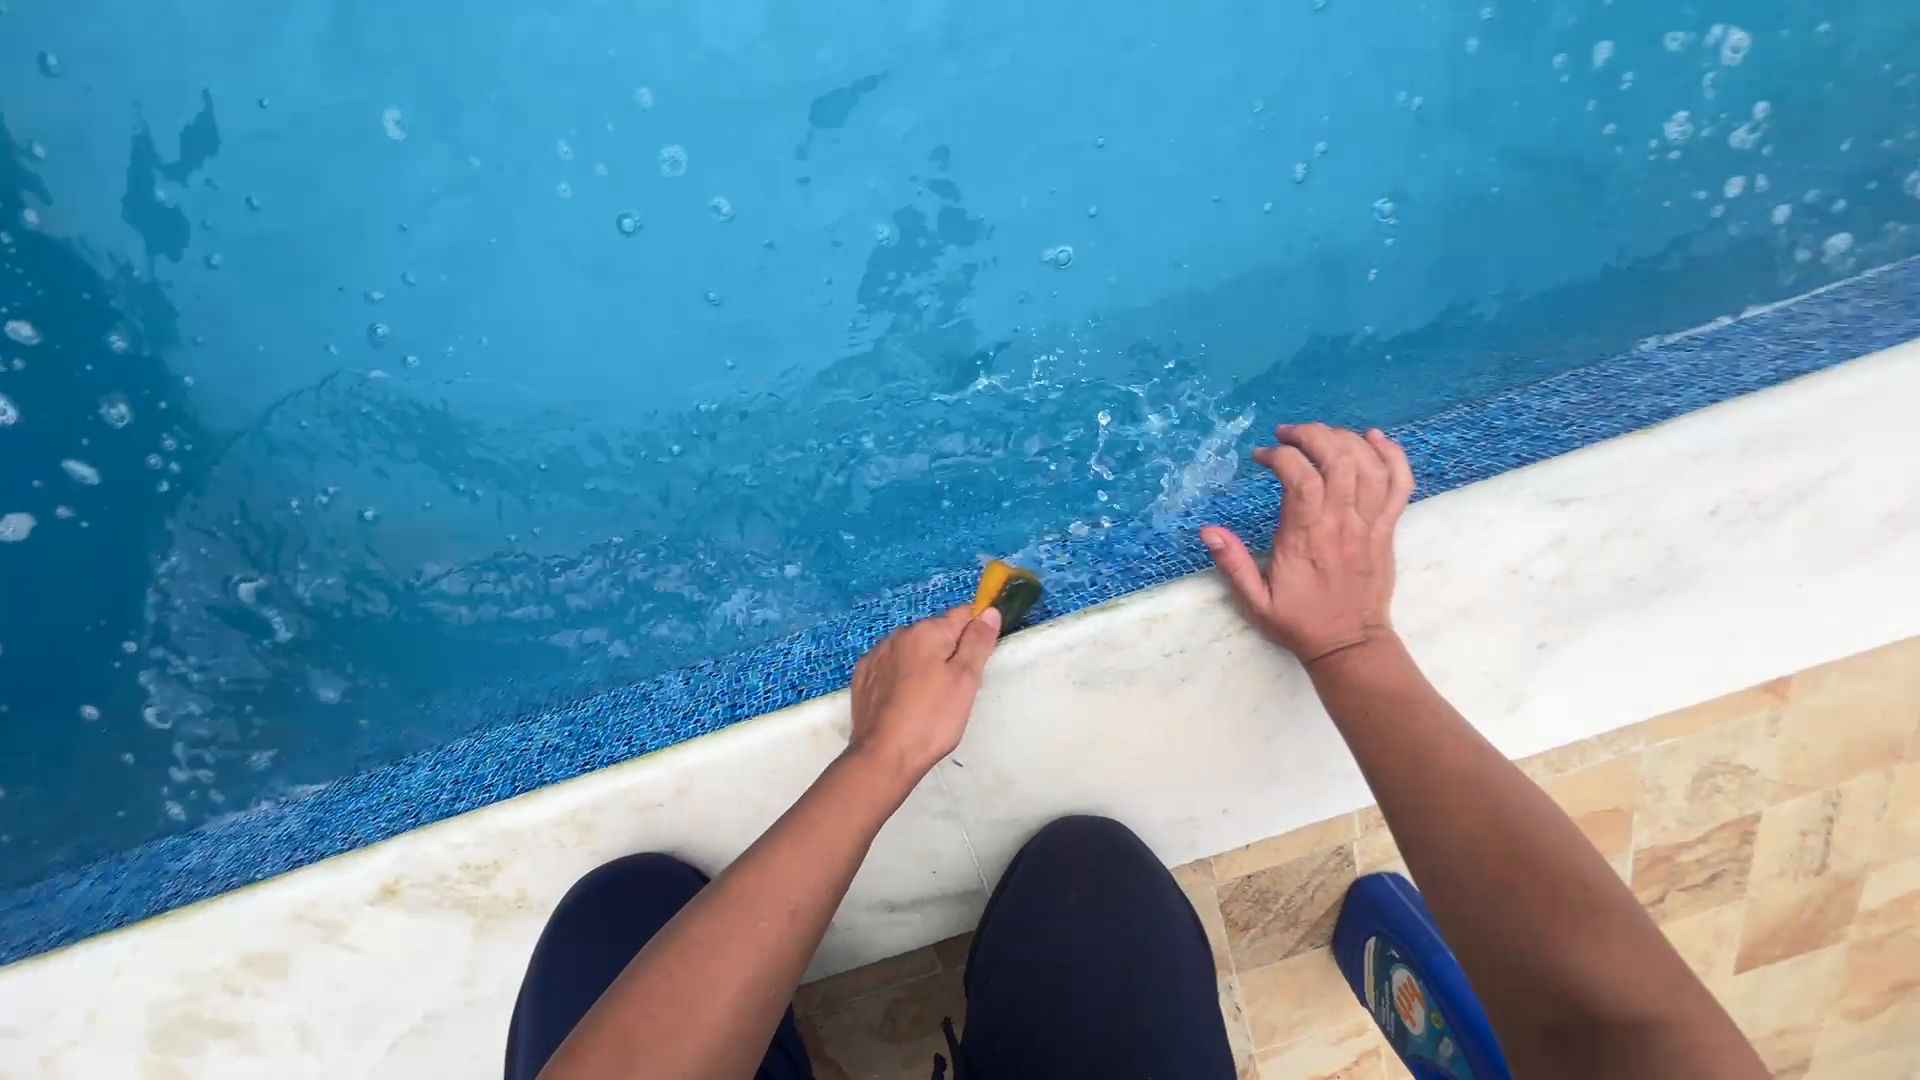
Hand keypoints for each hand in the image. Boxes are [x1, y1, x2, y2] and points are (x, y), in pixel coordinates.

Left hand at [847, 606, 1001, 780]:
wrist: (883, 756)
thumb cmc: (932, 719)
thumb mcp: (965, 680)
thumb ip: (978, 642)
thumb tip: (990, 610)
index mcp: (927, 631)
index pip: (962, 615)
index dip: (976, 633)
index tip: (978, 660)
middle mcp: (899, 635)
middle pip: (936, 633)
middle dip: (949, 652)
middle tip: (955, 688)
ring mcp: (876, 655)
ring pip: (912, 650)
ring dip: (923, 664)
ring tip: (928, 699)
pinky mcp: (862, 676)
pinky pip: (890, 666)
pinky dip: (900, 676)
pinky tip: (903, 702)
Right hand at [1200, 423, 1413, 664]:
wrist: (1350, 644)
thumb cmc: (1298, 622)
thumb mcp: (1254, 601)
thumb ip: (1233, 564)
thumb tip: (1208, 531)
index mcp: (1306, 539)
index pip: (1302, 480)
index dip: (1281, 457)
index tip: (1261, 457)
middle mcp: (1342, 525)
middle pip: (1339, 461)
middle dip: (1312, 435)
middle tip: (1286, 434)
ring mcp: (1370, 525)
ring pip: (1369, 466)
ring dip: (1344, 439)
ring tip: (1318, 435)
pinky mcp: (1387, 529)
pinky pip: (1399, 484)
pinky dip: (1391, 455)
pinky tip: (1374, 438)